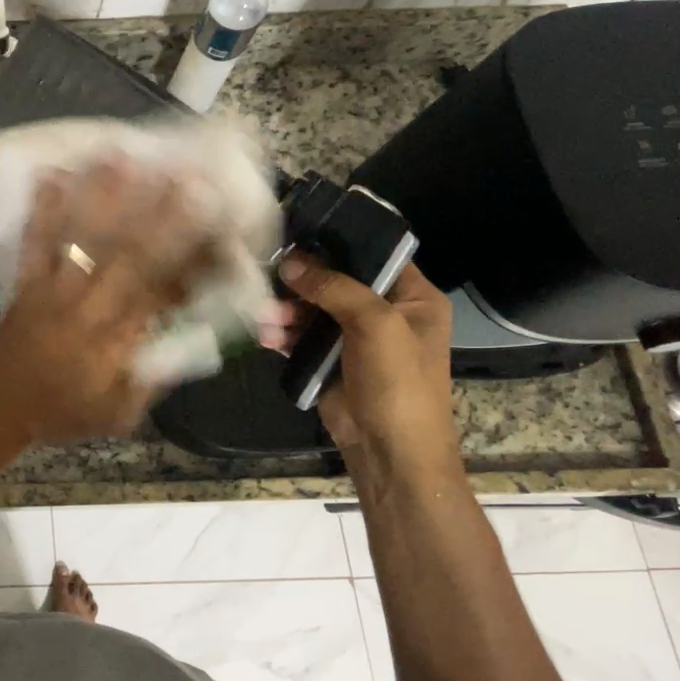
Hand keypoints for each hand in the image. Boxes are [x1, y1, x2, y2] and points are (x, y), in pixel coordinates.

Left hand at [0, 160, 213, 443]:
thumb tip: (189, 333)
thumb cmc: (64, 413)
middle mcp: (84, 311)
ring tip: (121, 156)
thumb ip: (153, 376)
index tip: (216, 227)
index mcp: (112, 344)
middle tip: (186, 176)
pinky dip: (41, 210)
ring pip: (80, 241)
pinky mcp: (24, 283)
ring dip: (101, 199)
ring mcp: (50, 292)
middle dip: (159, 216)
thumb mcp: (120, 413)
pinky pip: (33, 244)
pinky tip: (52, 175)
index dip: (189, 261)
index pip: (159, 294)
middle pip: (127, 257)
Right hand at [278, 255, 460, 477]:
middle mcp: (386, 312)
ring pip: (312, 309)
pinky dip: (283, 334)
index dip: (340, 242)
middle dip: (302, 282)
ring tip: (266, 318)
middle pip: (336, 281)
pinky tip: (267, 336)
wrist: (389, 450)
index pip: (376, 254)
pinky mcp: (329, 361)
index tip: (299, 230)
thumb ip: (334, 287)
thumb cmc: (398, 382)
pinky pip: (300, 337)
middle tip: (271, 278)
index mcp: (413, 298)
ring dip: (286, 311)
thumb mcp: (375, 324)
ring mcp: (355, 338)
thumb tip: (289, 261)